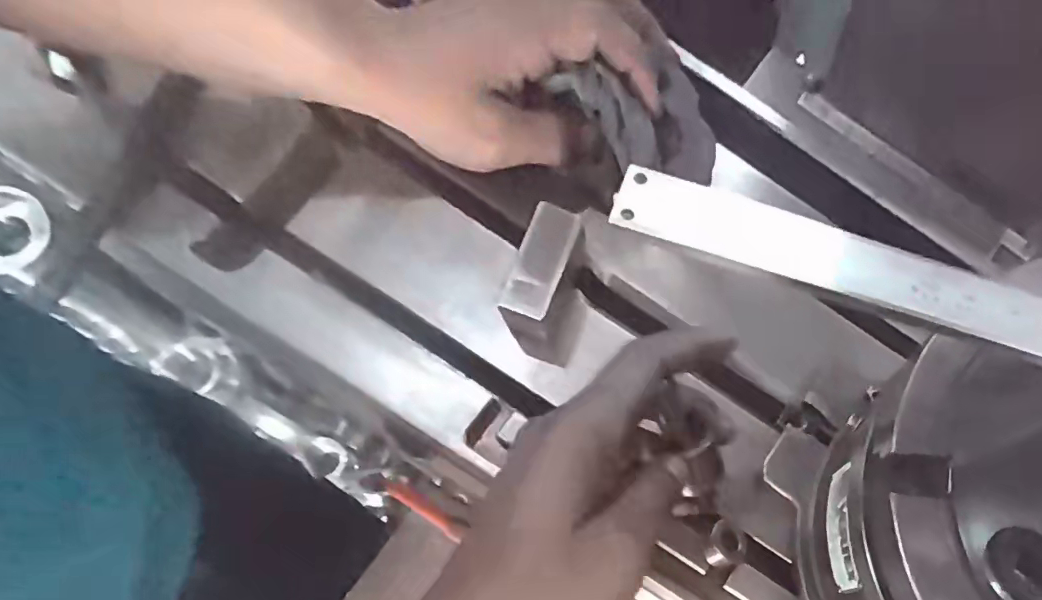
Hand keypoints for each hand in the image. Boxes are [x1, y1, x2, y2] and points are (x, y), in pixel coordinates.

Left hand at [347, 0, 667, 170]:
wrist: (371, 58)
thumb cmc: (429, 101)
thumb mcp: (495, 138)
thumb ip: (554, 140)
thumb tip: (593, 143)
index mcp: (538, 23)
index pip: (610, 33)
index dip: (642, 71)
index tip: (657, 110)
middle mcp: (536, 0)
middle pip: (611, 8)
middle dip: (646, 47)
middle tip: (670, 85)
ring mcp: (522, 1)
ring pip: (592, 10)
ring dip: (625, 41)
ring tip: (648, 80)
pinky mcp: (508, 12)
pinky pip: (568, 21)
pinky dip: (596, 45)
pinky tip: (604, 74)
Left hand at [410, 329, 734, 599]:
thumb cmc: (541, 599)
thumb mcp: (615, 550)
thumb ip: (654, 495)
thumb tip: (679, 461)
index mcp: (577, 434)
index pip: (640, 365)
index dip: (689, 348)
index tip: (732, 345)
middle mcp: (561, 435)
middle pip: (634, 396)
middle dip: (689, 410)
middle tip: (729, 447)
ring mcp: (551, 465)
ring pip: (623, 433)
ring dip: (669, 446)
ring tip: (711, 482)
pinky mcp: (547, 495)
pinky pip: (606, 466)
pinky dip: (644, 474)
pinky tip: (674, 504)